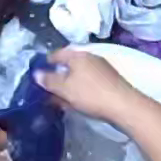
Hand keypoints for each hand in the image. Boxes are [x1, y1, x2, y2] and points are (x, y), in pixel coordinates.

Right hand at [34, 48, 151, 124]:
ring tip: (59, 99)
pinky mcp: (109, 81)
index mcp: (78, 56)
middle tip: (47, 89)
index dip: (46, 63)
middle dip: (57, 76)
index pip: (57, 54)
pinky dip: (79, 90)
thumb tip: (37, 73)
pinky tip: (76, 102)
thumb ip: (49, 80)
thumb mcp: (65, 88)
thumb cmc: (91, 94)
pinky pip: (88, 83)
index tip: (38, 74)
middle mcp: (90, 58)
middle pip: (68, 65)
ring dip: (68, 85)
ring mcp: (101, 69)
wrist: (124, 106)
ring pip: (78, 75)